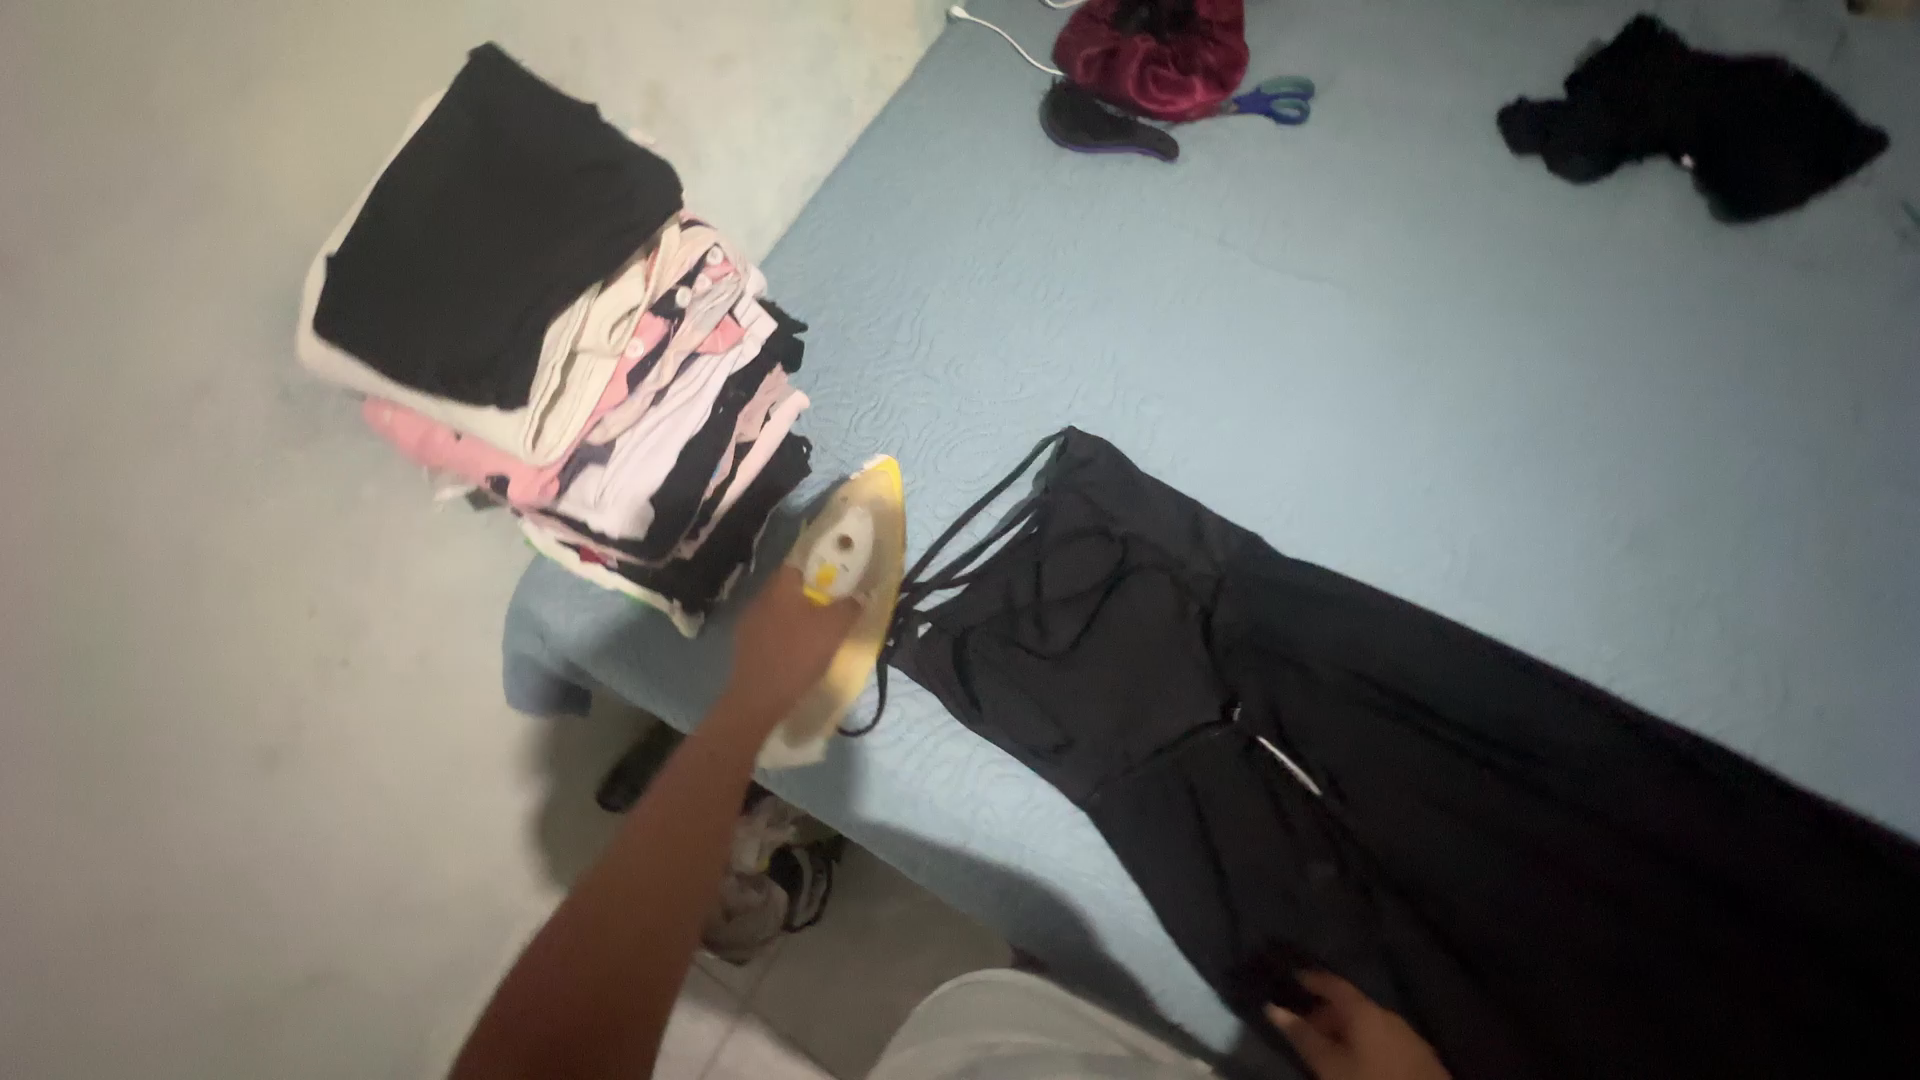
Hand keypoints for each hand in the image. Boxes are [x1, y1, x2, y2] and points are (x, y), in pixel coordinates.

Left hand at [722, 566, 860, 724]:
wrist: (760, 697)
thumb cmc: (799, 654)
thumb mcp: (834, 629)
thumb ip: (849, 607)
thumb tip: (860, 595)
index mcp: (780, 588)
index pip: (797, 565)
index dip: (816, 569)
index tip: (834, 581)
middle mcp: (760, 599)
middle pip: (787, 588)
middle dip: (807, 595)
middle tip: (829, 607)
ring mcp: (748, 623)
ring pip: (777, 611)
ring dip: (794, 616)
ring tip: (814, 631)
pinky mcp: (744, 646)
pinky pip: (769, 631)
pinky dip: (783, 635)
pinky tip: (795, 650)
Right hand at [1266, 971, 1450, 1079]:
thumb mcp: (1330, 1067)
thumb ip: (1302, 1036)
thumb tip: (1272, 1008)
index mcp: (1365, 1011)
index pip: (1332, 983)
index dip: (1311, 979)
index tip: (1293, 978)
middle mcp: (1388, 1015)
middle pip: (1351, 1006)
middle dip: (1327, 1015)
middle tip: (1307, 1031)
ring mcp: (1410, 1037)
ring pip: (1369, 1025)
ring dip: (1348, 1033)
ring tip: (1332, 1053)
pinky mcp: (1424, 1060)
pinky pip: (1385, 1041)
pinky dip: (1367, 1045)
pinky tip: (1362, 1066)